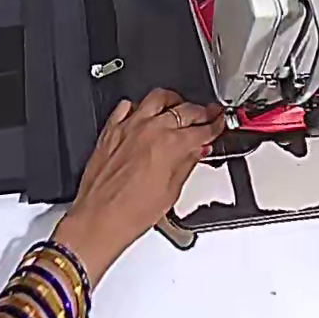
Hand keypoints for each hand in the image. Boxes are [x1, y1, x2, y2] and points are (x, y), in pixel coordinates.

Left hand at [51, 88, 225, 283]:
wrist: (99, 220)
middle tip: (207, 114)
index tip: (219, 123)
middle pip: (185, 109)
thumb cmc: (130, 213)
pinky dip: (138, 107)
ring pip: (157, 97)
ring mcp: (130, 126)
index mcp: (171, 144)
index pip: (202, 129)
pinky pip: (126, 106)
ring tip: (179, 105)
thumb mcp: (171, 192)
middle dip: (202, 111)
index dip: (215, 125)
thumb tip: (195, 152)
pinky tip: (143, 113)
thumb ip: (186, 164)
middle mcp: (151, 129)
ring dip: (173, 100)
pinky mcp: (112, 129)